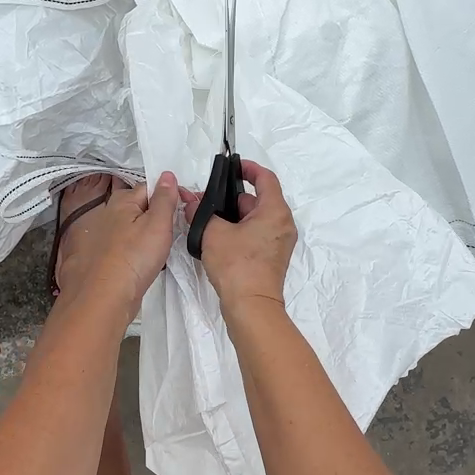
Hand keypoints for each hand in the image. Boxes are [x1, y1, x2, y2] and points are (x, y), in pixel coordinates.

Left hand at [53, 171, 181, 311]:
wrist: (106, 296)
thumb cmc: (134, 257)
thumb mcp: (157, 223)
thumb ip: (164, 198)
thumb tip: (167, 174)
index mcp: (121, 201)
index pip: (150, 188)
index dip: (169, 196)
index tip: (185, 211)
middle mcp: (109, 214)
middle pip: (141, 208)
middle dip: (158, 217)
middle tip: (175, 233)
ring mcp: (105, 236)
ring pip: (134, 229)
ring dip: (148, 236)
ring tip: (161, 250)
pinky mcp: (105, 257)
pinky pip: (128, 247)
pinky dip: (138, 251)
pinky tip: (145, 263)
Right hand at [182, 159, 296, 314]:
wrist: (251, 307)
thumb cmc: (237, 265)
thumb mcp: (212, 233)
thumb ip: (202, 213)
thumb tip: (191, 204)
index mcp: (275, 211)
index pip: (266, 178)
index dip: (248, 168)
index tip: (232, 167)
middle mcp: (283, 224)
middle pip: (258, 200)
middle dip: (231, 198)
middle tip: (207, 200)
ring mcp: (279, 242)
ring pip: (255, 219)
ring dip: (233, 216)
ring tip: (207, 220)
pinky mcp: (272, 258)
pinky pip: (256, 234)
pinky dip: (239, 231)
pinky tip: (217, 238)